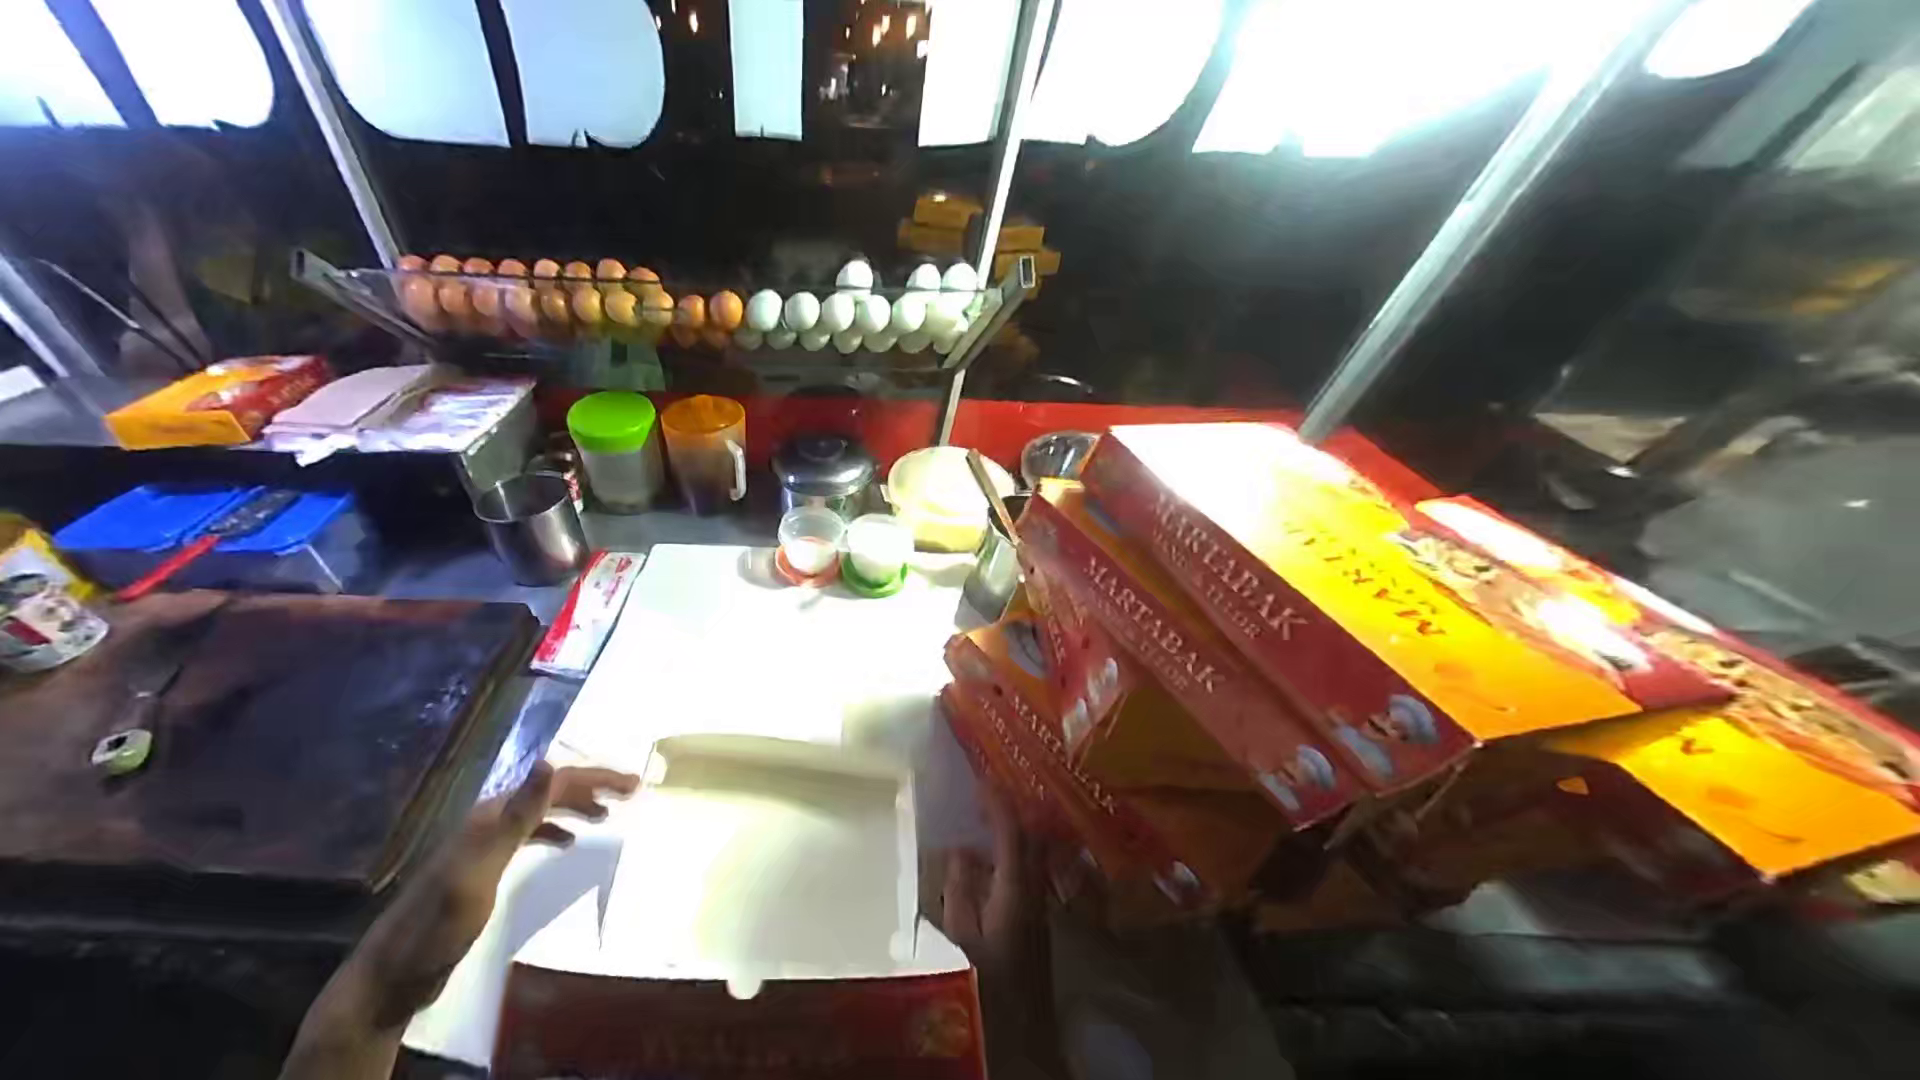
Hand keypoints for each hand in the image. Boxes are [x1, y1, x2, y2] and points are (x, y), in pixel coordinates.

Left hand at [281, 763, 636, 1079]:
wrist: (389, 979)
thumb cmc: (439, 925)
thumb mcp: (481, 868)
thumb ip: (518, 815)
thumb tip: (548, 758)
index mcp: (493, 814)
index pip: (556, 781)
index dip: (597, 777)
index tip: (635, 784)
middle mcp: (491, 820)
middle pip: (551, 790)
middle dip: (594, 785)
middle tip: (633, 791)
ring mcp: (487, 844)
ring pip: (543, 810)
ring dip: (578, 804)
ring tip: (609, 812)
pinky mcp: (486, 866)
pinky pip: (532, 834)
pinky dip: (557, 829)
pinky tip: (570, 841)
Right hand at [935, 786, 1062, 1077]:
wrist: (1023, 1034)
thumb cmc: (987, 985)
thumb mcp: (961, 938)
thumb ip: (960, 890)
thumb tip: (960, 851)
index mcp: (1015, 888)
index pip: (1012, 832)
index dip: (998, 802)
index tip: (982, 778)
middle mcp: (1035, 889)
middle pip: (1031, 836)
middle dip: (1011, 808)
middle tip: (985, 790)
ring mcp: (1040, 903)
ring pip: (1031, 852)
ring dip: (1012, 830)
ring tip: (985, 815)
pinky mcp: (1038, 916)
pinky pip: (1027, 870)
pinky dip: (1010, 854)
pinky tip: (987, 860)